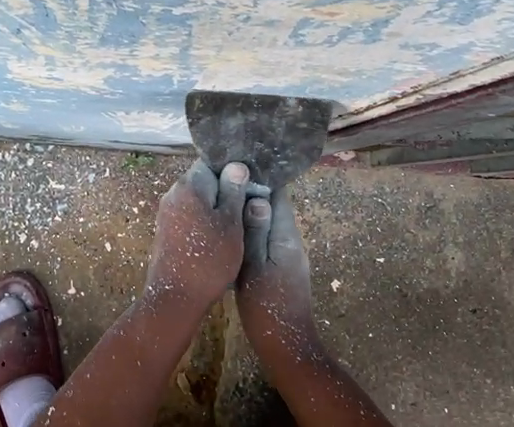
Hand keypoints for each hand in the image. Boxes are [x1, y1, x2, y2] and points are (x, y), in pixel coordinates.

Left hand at [144, 159, 250, 309]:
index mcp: (189, 185)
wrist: (175, 298)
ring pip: (197, 201)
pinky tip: (216, 240)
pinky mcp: (166, 231)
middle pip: (204, 182)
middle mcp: (174, 193)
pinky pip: (189, 216)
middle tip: (245, 210)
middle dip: (224, 193)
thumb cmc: (208, 260)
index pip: (211, 164)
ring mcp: (167, 212)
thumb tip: (237, 166)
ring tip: (235, 228)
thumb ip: (233, 192)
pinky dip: (203, 223)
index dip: (232, 173)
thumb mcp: (230, 224)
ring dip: (214, 210)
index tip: (248, 188)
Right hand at [236, 188, 316, 352]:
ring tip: (223, 203)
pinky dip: (252, 230)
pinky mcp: (282, 268)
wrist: (286, 347)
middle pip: (273, 206)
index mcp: (286, 236)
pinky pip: (267, 238)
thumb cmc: (267, 307)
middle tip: (223, 182)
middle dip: (251, 193)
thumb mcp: (254, 267)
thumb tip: (257, 196)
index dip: (261, 177)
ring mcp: (288, 255)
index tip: (237, 165)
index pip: (278, 195)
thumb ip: (256, 232)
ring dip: (250, 213)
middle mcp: (291, 241)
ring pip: (268, 223)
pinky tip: (233, 233)